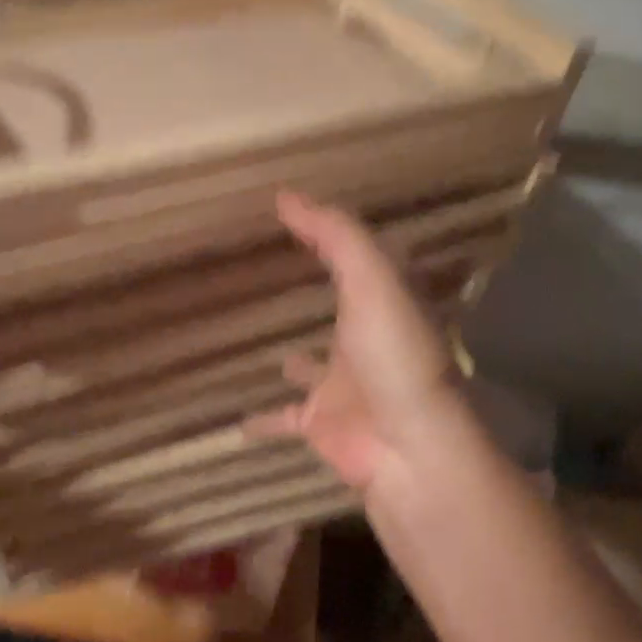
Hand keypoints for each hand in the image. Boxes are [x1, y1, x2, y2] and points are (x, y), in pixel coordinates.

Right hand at [249, 191, 465, 496]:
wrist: (405, 445)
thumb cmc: (394, 357)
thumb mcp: (371, 280)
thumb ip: (334, 237)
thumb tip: (286, 196)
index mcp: (385, 305)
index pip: (361, 261)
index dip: (336, 236)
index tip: (299, 215)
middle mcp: (365, 344)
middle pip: (341, 315)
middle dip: (321, 299)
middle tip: (280, 279)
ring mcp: (341, 387)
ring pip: (310, 370)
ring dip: (295, 363)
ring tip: (261, 348)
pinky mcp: (319, 424)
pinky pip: (283, 418)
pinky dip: (262, 420)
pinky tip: (236, 419)